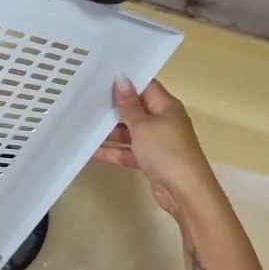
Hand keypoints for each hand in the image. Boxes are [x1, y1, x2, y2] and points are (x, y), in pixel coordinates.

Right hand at [92, 77, 225, 223]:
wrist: (185, 192)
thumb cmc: (165, 151)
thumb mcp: (143, 126)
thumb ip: (128, 105)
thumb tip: (121, 78)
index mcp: (165, 106)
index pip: (145, 86)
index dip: (125, 81)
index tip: (100, 77)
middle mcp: (162, 121)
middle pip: (135, 109)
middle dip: (112, 106)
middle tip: (85, 99)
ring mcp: (156, 142)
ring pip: (130, 131)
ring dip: (110, 131)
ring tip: (83, 124)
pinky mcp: (151, 160)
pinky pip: (129, 151)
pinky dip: (115, 151)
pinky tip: (92, 152)